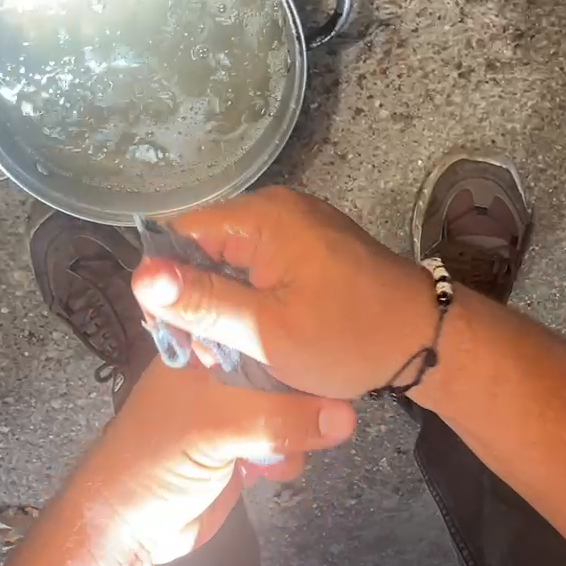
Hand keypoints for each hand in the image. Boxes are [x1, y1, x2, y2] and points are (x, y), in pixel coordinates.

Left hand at [68, 361, 355, 565]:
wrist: (128, 529)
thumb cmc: (157, 458)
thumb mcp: (217, 428)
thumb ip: (280, 419)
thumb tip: (346, 416)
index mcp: (201, 349)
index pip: (256, 324)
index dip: (291, 334)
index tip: (329, 348)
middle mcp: (218, 374)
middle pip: (278, 367)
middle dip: (302, 390)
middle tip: (329, 406)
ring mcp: (230, 413)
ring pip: (286, 406)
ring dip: (296, 429)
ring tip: (287, 449)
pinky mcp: (241, 449)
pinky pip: (281, 441)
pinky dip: (286, 455)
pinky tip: (275, 471)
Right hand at [130, 187, 437, 397]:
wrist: (427, 339)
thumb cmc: (348, 336)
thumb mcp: (267, 330)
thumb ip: (202, 302)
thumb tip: (139, 277)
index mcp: (263, 217)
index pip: (181, 233)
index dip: (166, 282)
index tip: (173, 332)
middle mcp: (277, 211)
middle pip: (205, 247)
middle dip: (197, 299)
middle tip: (207, 355)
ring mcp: (297, 228)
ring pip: (232, 263)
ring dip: (224, 307)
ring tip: (231, 354)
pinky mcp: (311, 249)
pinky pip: (260, 269)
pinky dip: (251, 302)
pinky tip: (256, 338)